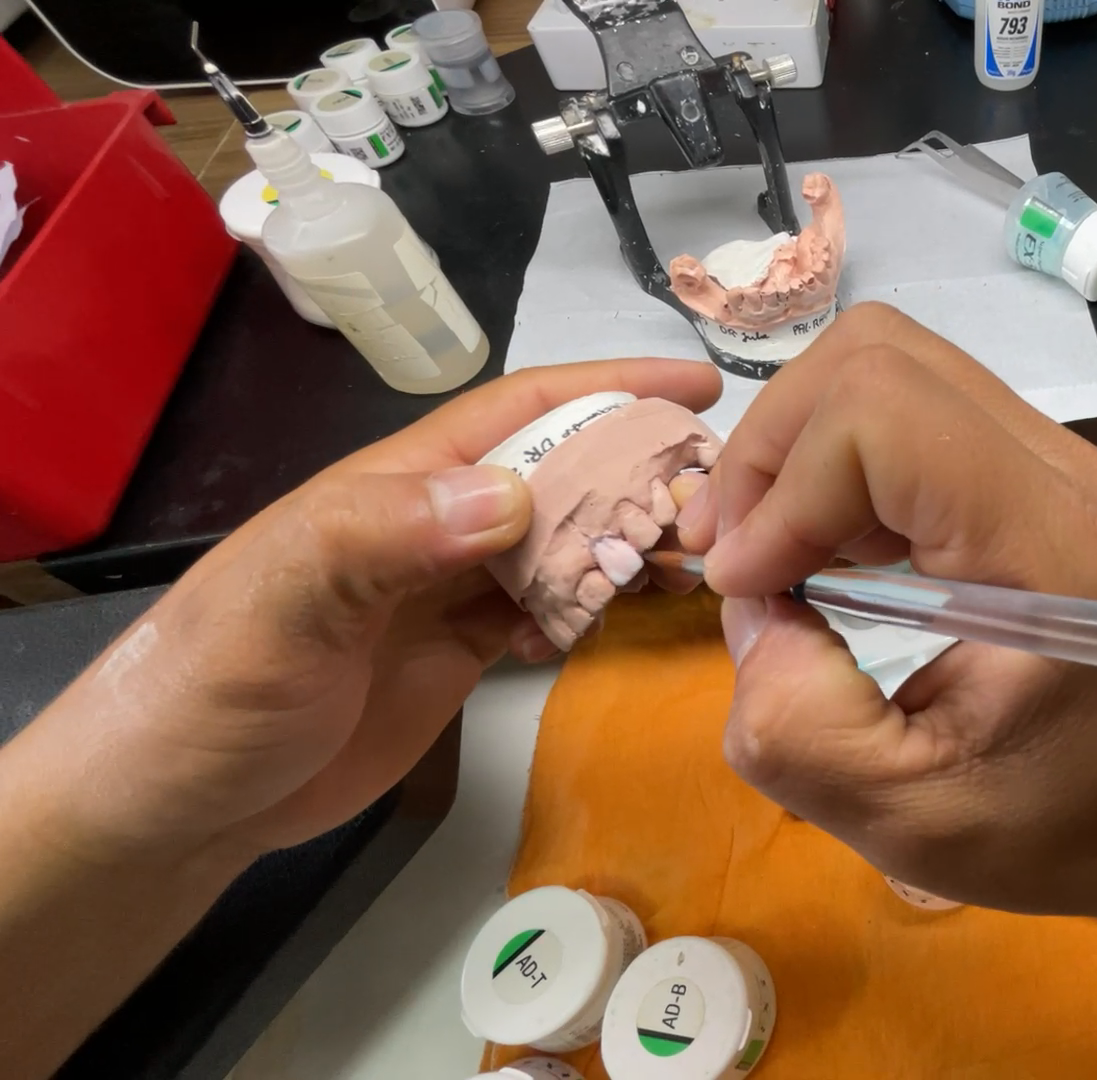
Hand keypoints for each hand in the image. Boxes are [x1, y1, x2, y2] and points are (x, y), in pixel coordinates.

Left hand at [9, 360, 720, 864]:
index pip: (527, 412)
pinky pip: (560, 602)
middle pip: (570, 475)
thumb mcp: (280, 607)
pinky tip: (631, 613)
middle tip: (720, 497)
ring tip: (696, 561)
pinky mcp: (476, 638)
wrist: (180, 810)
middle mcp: (446, 521)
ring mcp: (464, 582)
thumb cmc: (209, 694)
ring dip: (636, 542)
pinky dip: (602, 602)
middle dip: (648, 473)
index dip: (614, 389)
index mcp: (405, 483)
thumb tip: (509, 498)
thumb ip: (381, 538)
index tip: (697, 386)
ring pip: (575, 540)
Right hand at [676, 304, 1096, 926]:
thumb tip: (751, 604)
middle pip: (877, 359)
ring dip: (799, 449)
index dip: (785, 488)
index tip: (748, 586)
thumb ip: (796, 723)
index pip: (883, 415)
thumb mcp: (906, 817)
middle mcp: (1059, 472)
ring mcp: (1051, 460)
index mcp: (1048, 546)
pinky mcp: (1028, 472)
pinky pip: (909, 411)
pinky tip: (825, 546)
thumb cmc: (1056, 823)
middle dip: (774, 447)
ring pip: (888, 367)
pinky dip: (836, 463)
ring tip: (772, 551)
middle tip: (739, 556)